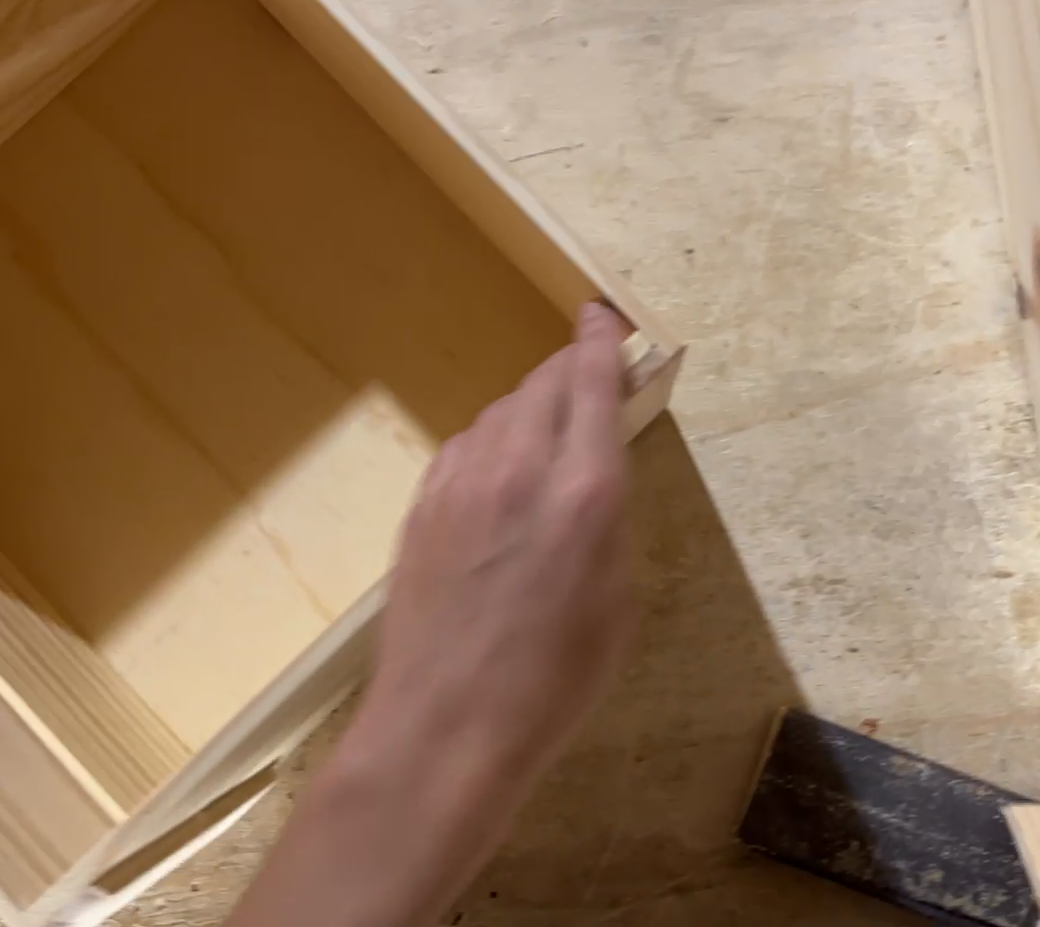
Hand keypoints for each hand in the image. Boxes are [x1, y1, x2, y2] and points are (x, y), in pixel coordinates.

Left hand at [359, 300, 635, 774]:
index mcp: (584, 492)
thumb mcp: (617, 599)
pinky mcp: (422, 503)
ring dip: (531, 407)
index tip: (601, 315)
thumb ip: (609, 518)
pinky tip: (498, 473)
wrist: (447, 725)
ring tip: (546, 434)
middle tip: (586, 376)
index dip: (600, 341)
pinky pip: (465, 445)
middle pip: (544, 383)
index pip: (592, 384)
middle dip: (570, 368)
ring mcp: (461, 481)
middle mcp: (520, 468)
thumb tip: (595, 474)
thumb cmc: (555, 678)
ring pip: (501, 410)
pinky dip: (492, 441)